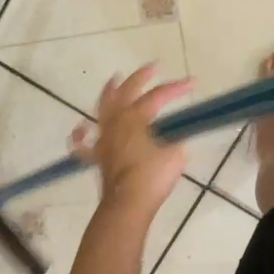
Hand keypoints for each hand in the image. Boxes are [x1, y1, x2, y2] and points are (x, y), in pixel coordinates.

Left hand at [70, 64, 192, 210]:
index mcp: (133, 118)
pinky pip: (84, 144)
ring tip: (114, 81)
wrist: (126, 206)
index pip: (157, 96)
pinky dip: (81, 136)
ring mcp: (103, 139)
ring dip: (109, 93)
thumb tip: (173, 143)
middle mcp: (115, 123)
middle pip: (125, 92)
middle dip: (139, 77)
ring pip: (102, 109)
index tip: (193, 82)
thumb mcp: (175, 156)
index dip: (176, 88)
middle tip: (151, 67)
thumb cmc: (151, 179)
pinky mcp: (99, 157)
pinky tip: (81, 130)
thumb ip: (175, 143)